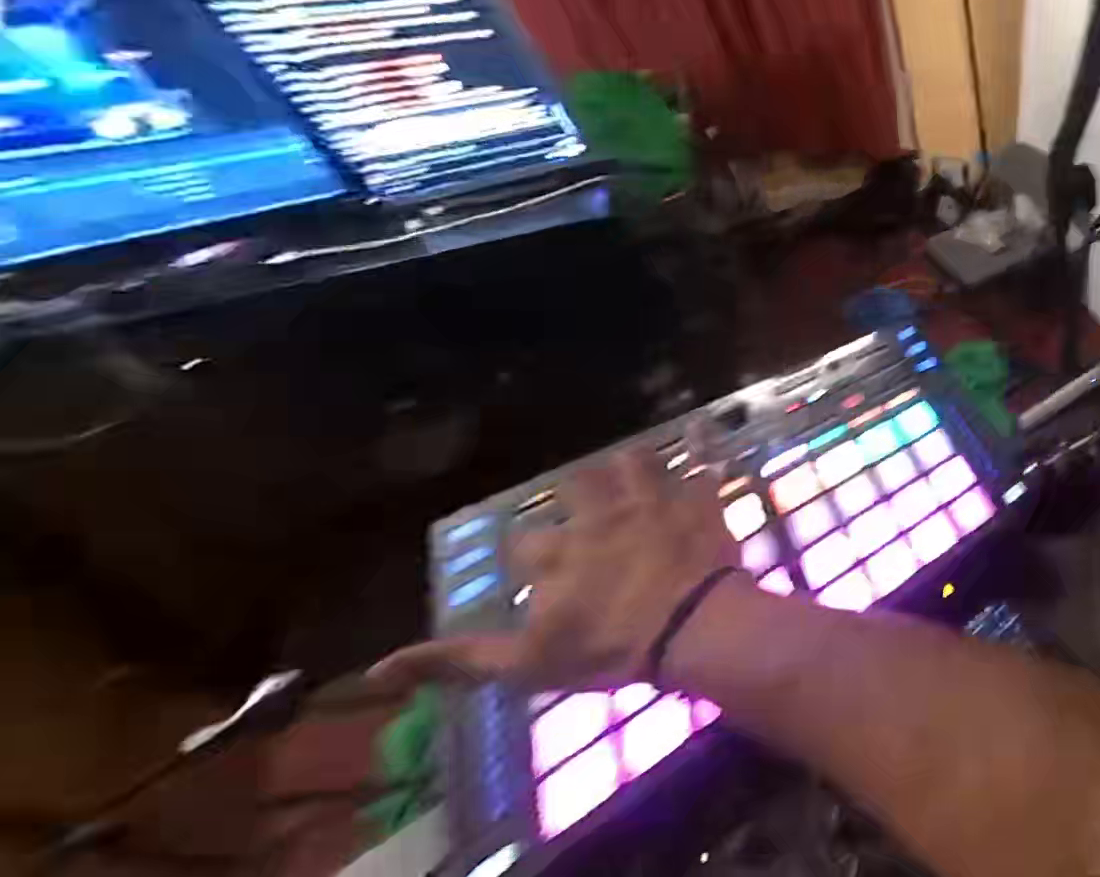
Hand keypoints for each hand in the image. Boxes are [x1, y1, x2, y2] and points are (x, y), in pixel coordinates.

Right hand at [369, 442, 739, 690]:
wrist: (693, 627)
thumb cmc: (612, 648)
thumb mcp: (529, 664)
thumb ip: (459, 660)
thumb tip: (377, 671)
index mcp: (560, 552)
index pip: (526, 541)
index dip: (530, 553)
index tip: (537, 563)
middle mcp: (602, 515)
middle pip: (580, 482)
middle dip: (579, 490)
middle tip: (588, 503)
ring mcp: (654, 503)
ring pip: (636, 461)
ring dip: (633, 467)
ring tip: (633, 475)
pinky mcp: (697, 502)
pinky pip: (700, 468)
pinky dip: (700, 461)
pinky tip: (701, 450)